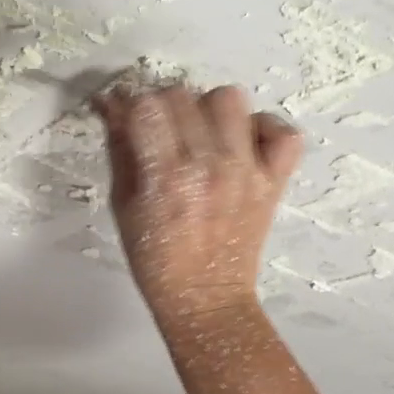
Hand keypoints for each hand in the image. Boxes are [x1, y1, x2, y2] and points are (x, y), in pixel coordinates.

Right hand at [94, 85, 303, 314]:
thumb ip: (120, 150)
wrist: (205, 298)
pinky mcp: (275, 180)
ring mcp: (248, 170)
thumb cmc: (153, 256)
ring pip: (230, 99)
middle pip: (183, 95)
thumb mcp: (121, 203)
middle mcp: (209, 164)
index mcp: (165, 175)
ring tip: (199, 132)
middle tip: (157, 128)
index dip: (131, 105)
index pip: (147, 105)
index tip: (125, 116)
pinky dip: (261, 129)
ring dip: (208, 108)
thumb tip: (112, 107)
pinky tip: (240, 144)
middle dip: (162, 105)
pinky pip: (282, 131)